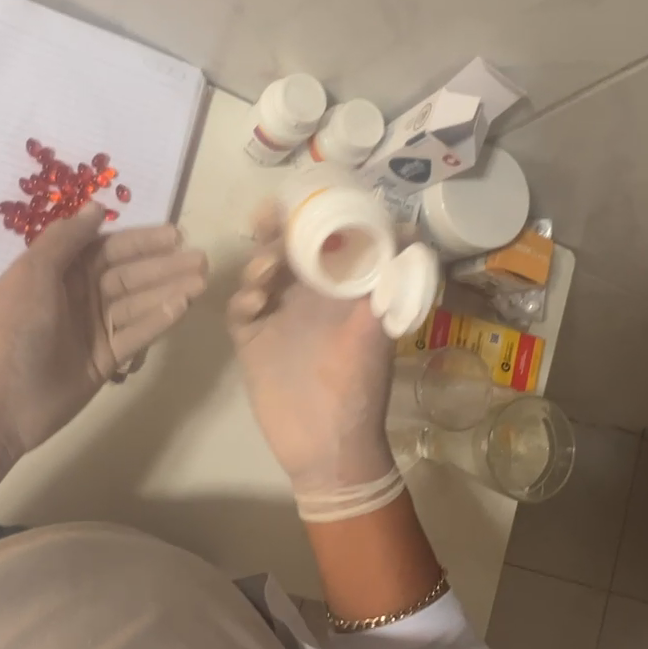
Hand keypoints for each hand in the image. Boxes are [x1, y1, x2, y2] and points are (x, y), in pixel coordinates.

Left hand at [0, 202, 207, 506]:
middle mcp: (80, 296)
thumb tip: (98, 208)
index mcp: (58, 272)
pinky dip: (159, 321)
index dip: (142, 241)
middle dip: (165, 266)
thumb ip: (65, 240)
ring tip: (202, 282)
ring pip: (139, 303)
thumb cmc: (12, 330)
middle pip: (130, 275)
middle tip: (201, 260)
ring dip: (169, 291)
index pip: (108, 249)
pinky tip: (183, 307)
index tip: (176, 235)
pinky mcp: (106, 359)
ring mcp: (94, 329)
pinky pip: (136, 334)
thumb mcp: (31, 274)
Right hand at [228, 216, 399, 518]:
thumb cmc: (359, 389)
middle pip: (284, 249)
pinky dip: (243, 298)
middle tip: (267, 220)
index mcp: (338, 291)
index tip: (303, 201)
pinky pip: (240, 309)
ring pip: (260, 274)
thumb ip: (389, 283)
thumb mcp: (378, 331)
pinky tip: (254, 303)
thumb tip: (408, 231)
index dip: (311, 217)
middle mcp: (306, 298)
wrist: (328, 447)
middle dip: (275, 230)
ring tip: (268, 267)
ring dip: (260, 262)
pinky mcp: (252, 341)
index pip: (323, 241)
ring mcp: (276, 318)